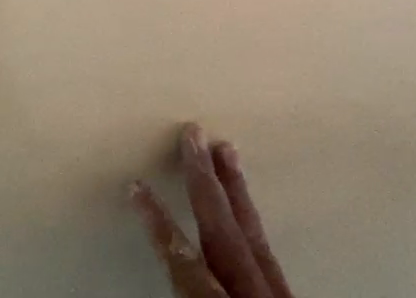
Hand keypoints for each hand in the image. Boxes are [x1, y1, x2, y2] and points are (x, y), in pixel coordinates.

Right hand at [131, 123, 295, 297]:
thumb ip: (183, 282)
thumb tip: (163, 249)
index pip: (182, 257)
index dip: (157, 219)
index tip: (135, 185)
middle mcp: (255, 294)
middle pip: (225, 231)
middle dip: (205, 180)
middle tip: (192, 134)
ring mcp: (280, 296)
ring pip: (256, 237)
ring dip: (237, 191)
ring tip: (227, 151)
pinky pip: (271, 254)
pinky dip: (254, 223)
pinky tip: (247, 211)